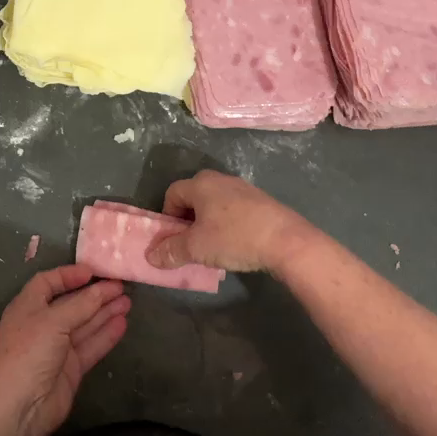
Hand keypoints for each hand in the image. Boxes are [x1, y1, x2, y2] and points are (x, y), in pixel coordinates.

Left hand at [0, 265, 130, 435]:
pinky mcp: (71, 369)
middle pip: (72, 303)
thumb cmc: (28, 353)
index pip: (49, 282)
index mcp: (28, 306)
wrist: (18, 409)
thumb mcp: (52, 322)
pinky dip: (106, 335)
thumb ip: (79, 306)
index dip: (70, 275)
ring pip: (85, 324)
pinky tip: (122, 323)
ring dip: (104, 312)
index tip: (94, 271)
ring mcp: (57, 348)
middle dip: (95, 294)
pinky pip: (91, 346)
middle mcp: (42, 324)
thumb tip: (101, 290)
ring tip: (128, 301)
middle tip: (121, 285)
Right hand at [145, 170, 312, 272]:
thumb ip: (171, 250)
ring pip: (215, 203)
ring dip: (209, 222)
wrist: (286, 240)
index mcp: (200, 184)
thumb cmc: (234, 238)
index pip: (172, 193)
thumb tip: (150, 256)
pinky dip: (229, 223)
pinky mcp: (261, 200)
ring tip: (215, 246)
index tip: (174, 238)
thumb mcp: (197, 248)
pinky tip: (238, 243)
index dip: (168, 216)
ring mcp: (243, 188)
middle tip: (192, 242)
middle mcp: (220, 179)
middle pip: (194, 196)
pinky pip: (235, 208)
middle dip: (188, 219)